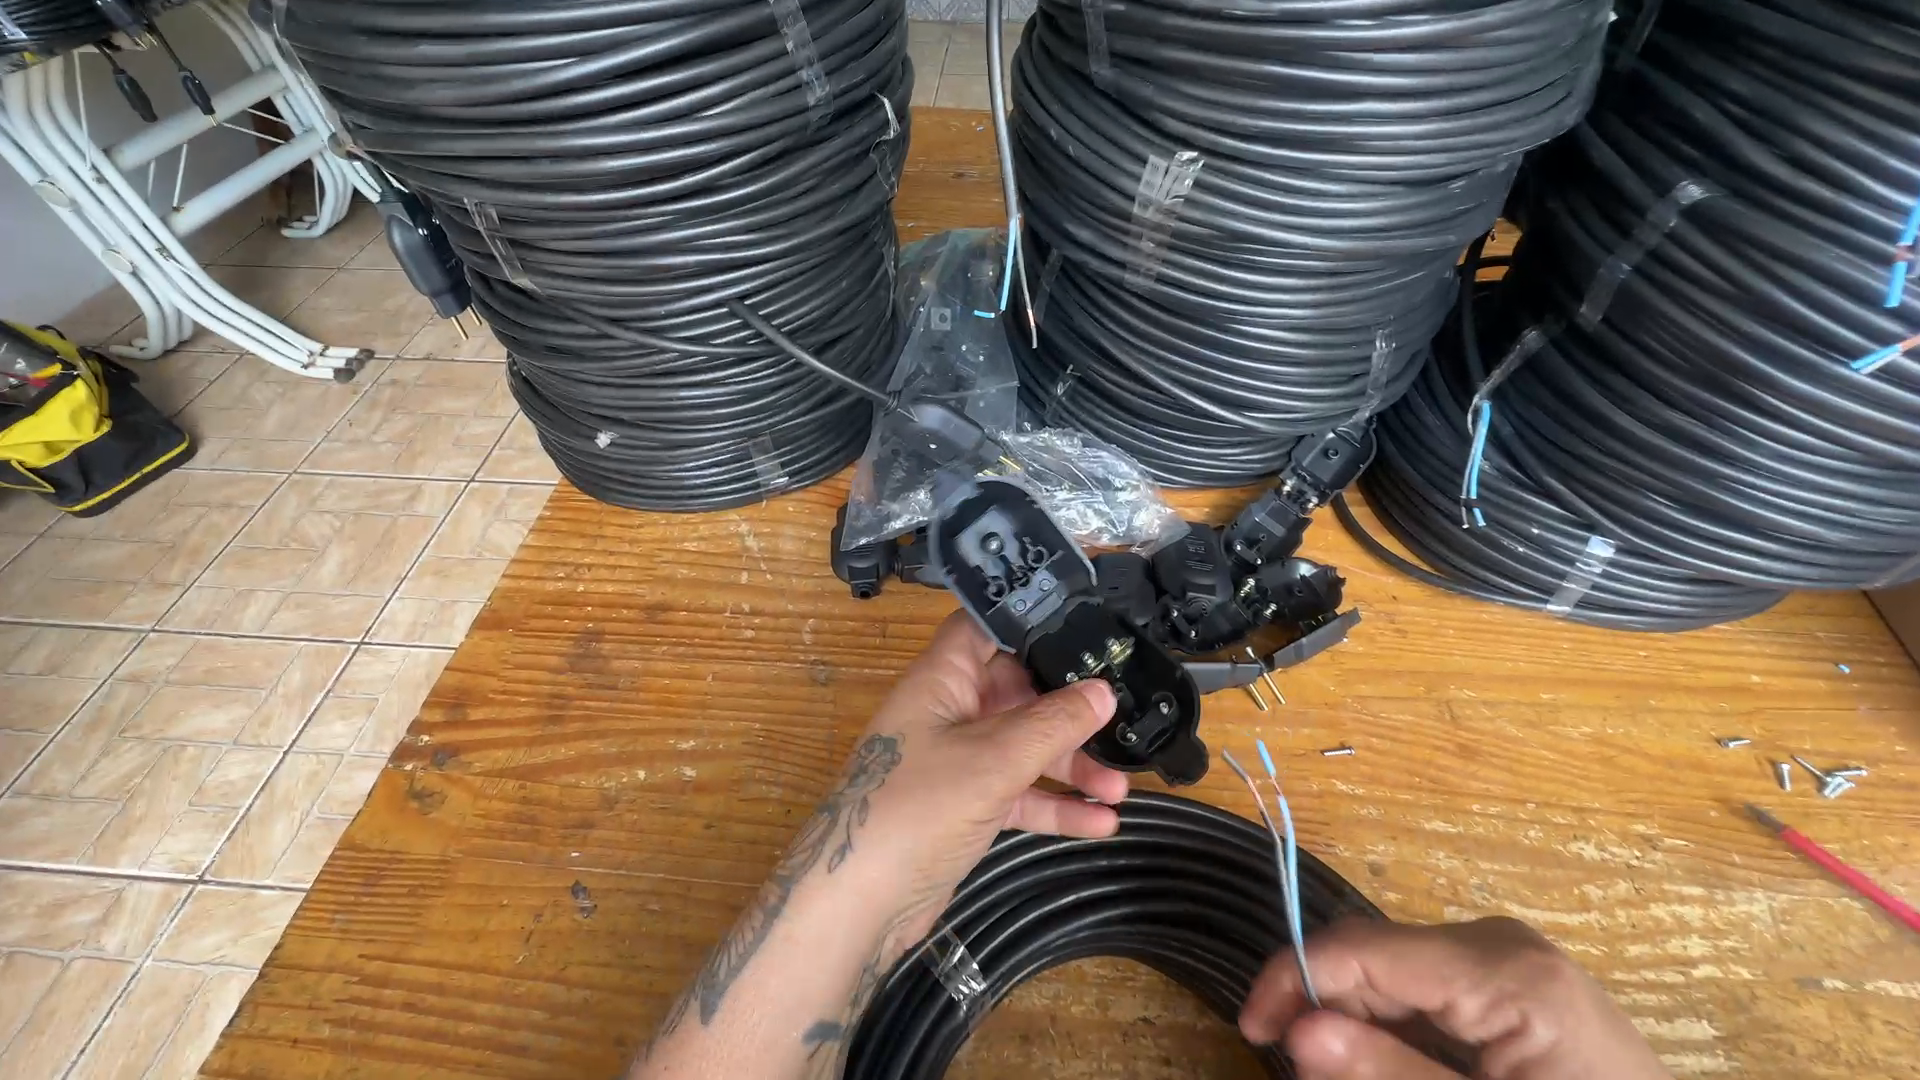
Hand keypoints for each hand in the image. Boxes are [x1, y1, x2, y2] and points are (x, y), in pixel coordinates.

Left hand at [841, 610, 1127, 936]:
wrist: (860, 902)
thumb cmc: (918, 807)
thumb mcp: (993, 759)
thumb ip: (1052, 724)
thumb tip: (1104, 691)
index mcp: (942, 679)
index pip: (983, 628)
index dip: (1026, 621)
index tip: (1082, 626)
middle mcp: (950, 712)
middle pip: (1017, 692)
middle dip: (1068, 707)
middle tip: (1122, 716)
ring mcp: (958, 761)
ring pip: (1024, 747)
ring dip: (1070, 764)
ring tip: (1121, 786)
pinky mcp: (966, 805)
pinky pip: (1019, 793)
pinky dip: (1054, 804)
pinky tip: (1100, 822)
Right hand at [1239, 917, 1670, 1079]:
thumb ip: (1391, 1075)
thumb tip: (1296, 1034)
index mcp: (1503, 970)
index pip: (1361, 948)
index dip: (1293, 978)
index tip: (1252, 1029)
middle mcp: (1497, 942)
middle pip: (1372, 955)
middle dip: (1325, 1007)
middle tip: (1301, 1069)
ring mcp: (1504, 956)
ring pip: (1389, 970)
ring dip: (1354, 1020)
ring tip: (1346, 1072)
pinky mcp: (1506, 977)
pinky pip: (1422, 987)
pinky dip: (1392, 1025)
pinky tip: (1388, 1063)